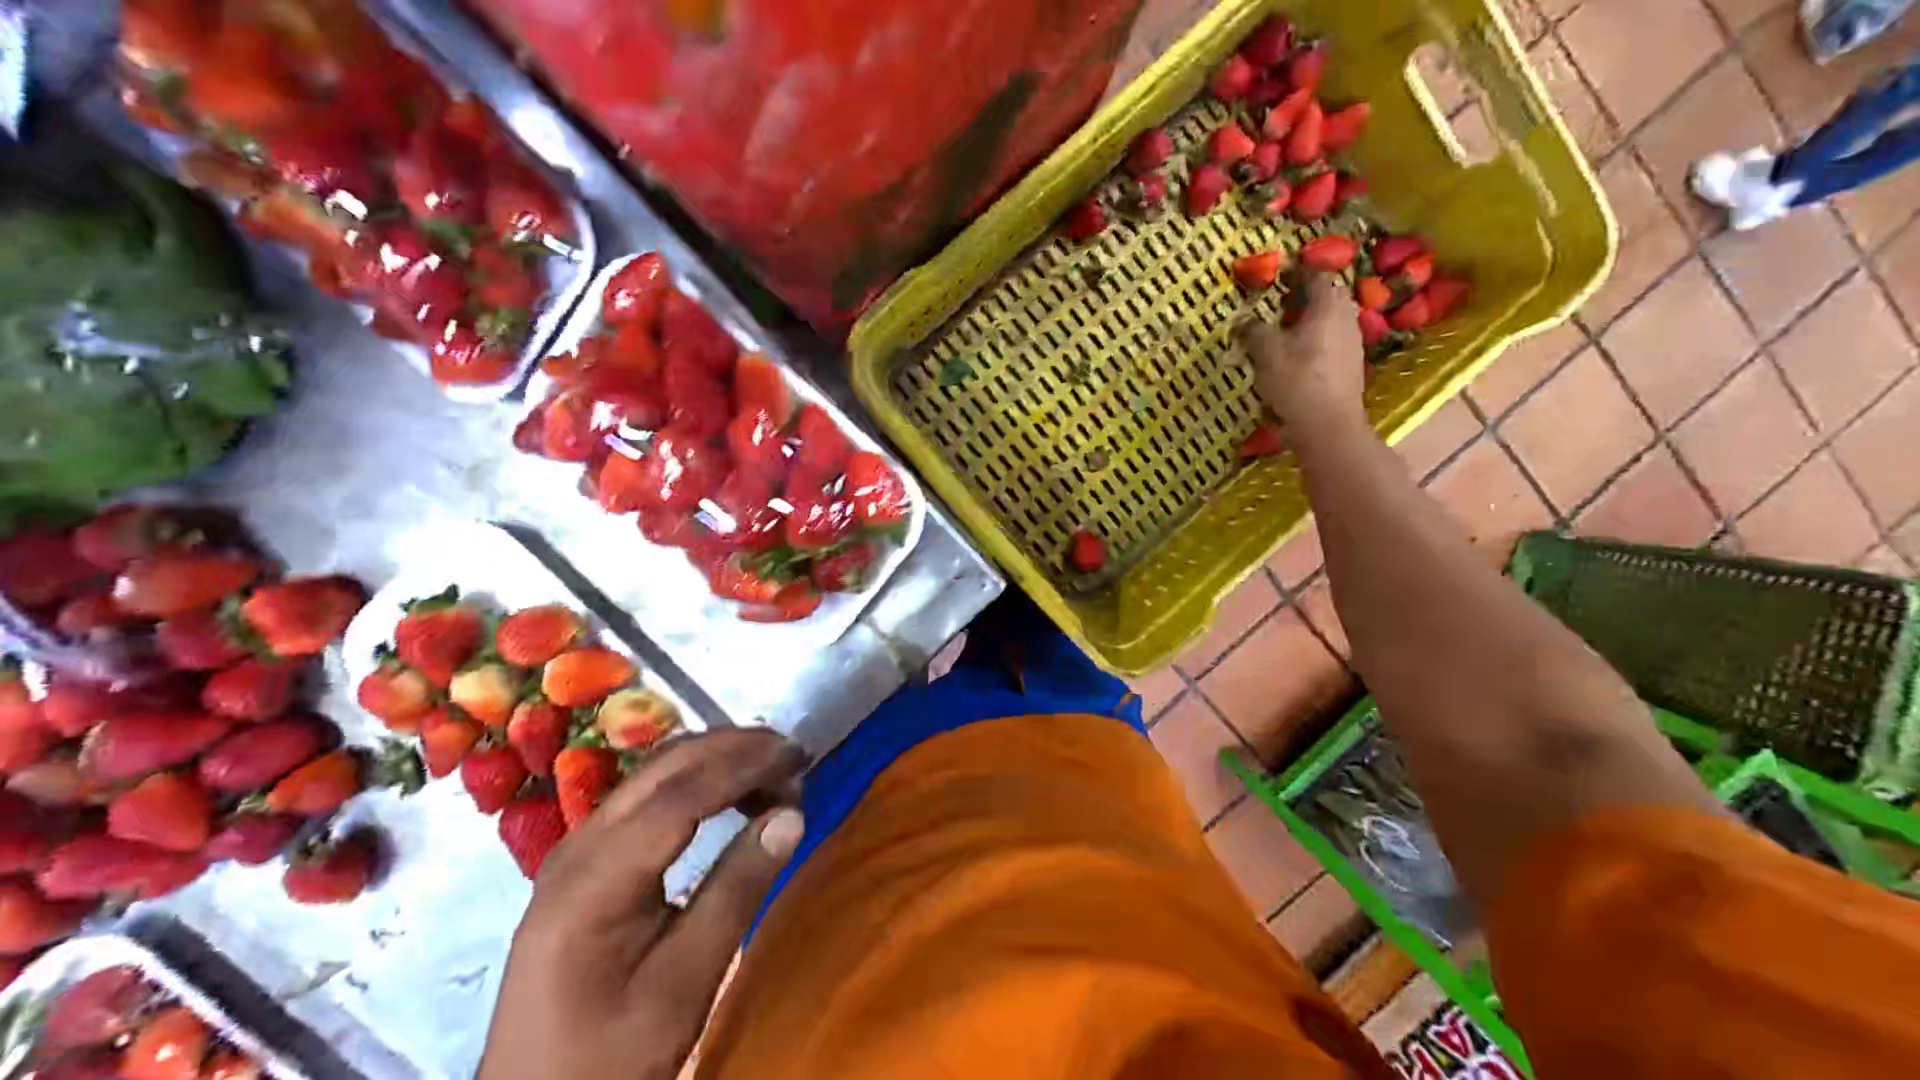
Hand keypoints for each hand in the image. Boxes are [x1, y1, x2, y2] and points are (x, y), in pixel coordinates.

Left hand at [478, 730, 807, 1079]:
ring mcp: (576, 848)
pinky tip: (730, 796)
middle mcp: (579, 846)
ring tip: (773, 774)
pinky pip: (646, 795)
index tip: (799, 757)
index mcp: (594, 880)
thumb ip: (737, 891)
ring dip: (716, 760)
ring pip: (654, 773)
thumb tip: (792, 814)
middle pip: (664, 768)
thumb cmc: (611, 1055)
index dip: (744, 766)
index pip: (680, 794)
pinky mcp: (583, 860)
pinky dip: (696, 781)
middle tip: (795, 758)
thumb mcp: (684, 984)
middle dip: (734, 749)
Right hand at [1240, 276, 1364, 422]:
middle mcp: (1346, 317)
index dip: (1296, 273)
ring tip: (1282, 335)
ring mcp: (1352, 342)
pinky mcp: (1350, 366)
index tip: (1278, 277)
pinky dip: (1313, 343)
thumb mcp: (1264, 351)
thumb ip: (1252, 330)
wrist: (1327, 424)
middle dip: (1302, 300)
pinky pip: (1330, 344)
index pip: (1316, 275)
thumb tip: (1242, 320)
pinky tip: (1295, 359)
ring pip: (1328, 322)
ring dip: (1307, 323)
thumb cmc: (1296, 378)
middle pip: (1325, 299)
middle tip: (1277, 307)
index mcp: (1328, 305)